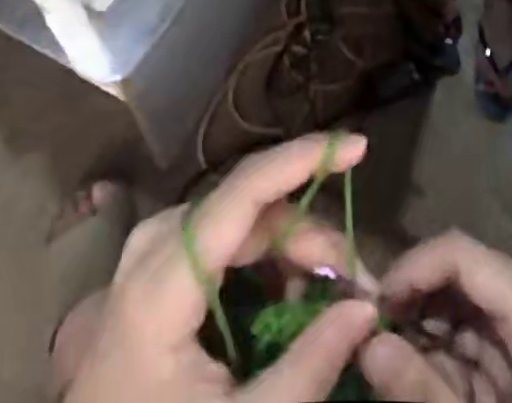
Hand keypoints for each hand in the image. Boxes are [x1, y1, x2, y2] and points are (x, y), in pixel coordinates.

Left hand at [64, 133, 378, 402]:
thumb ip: (311, 364)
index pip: (239, 194)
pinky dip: (264, 258)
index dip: (302, 159)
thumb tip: (368, 306)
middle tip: (352, 281)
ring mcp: (142, 274)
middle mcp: (145, 265)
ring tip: (329, 289)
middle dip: (308, 232)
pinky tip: (290, 295)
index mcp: (157, 294)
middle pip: (245, 209)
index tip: (358, 147)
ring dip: (290, 245)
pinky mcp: (149, 290)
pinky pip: (220, 244)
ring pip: (235, 222)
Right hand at [358, 231, 511, 402]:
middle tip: (360, 341)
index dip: (408, 272)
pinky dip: (438, 354)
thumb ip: (424, 392)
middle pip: (457, 273)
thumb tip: (368, 343)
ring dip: (417, 331)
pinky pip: (468, 334)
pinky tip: (415, 381)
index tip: (363, 312)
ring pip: (456, 303)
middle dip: (407, 302)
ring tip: (382, 365)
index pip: (460, 253)